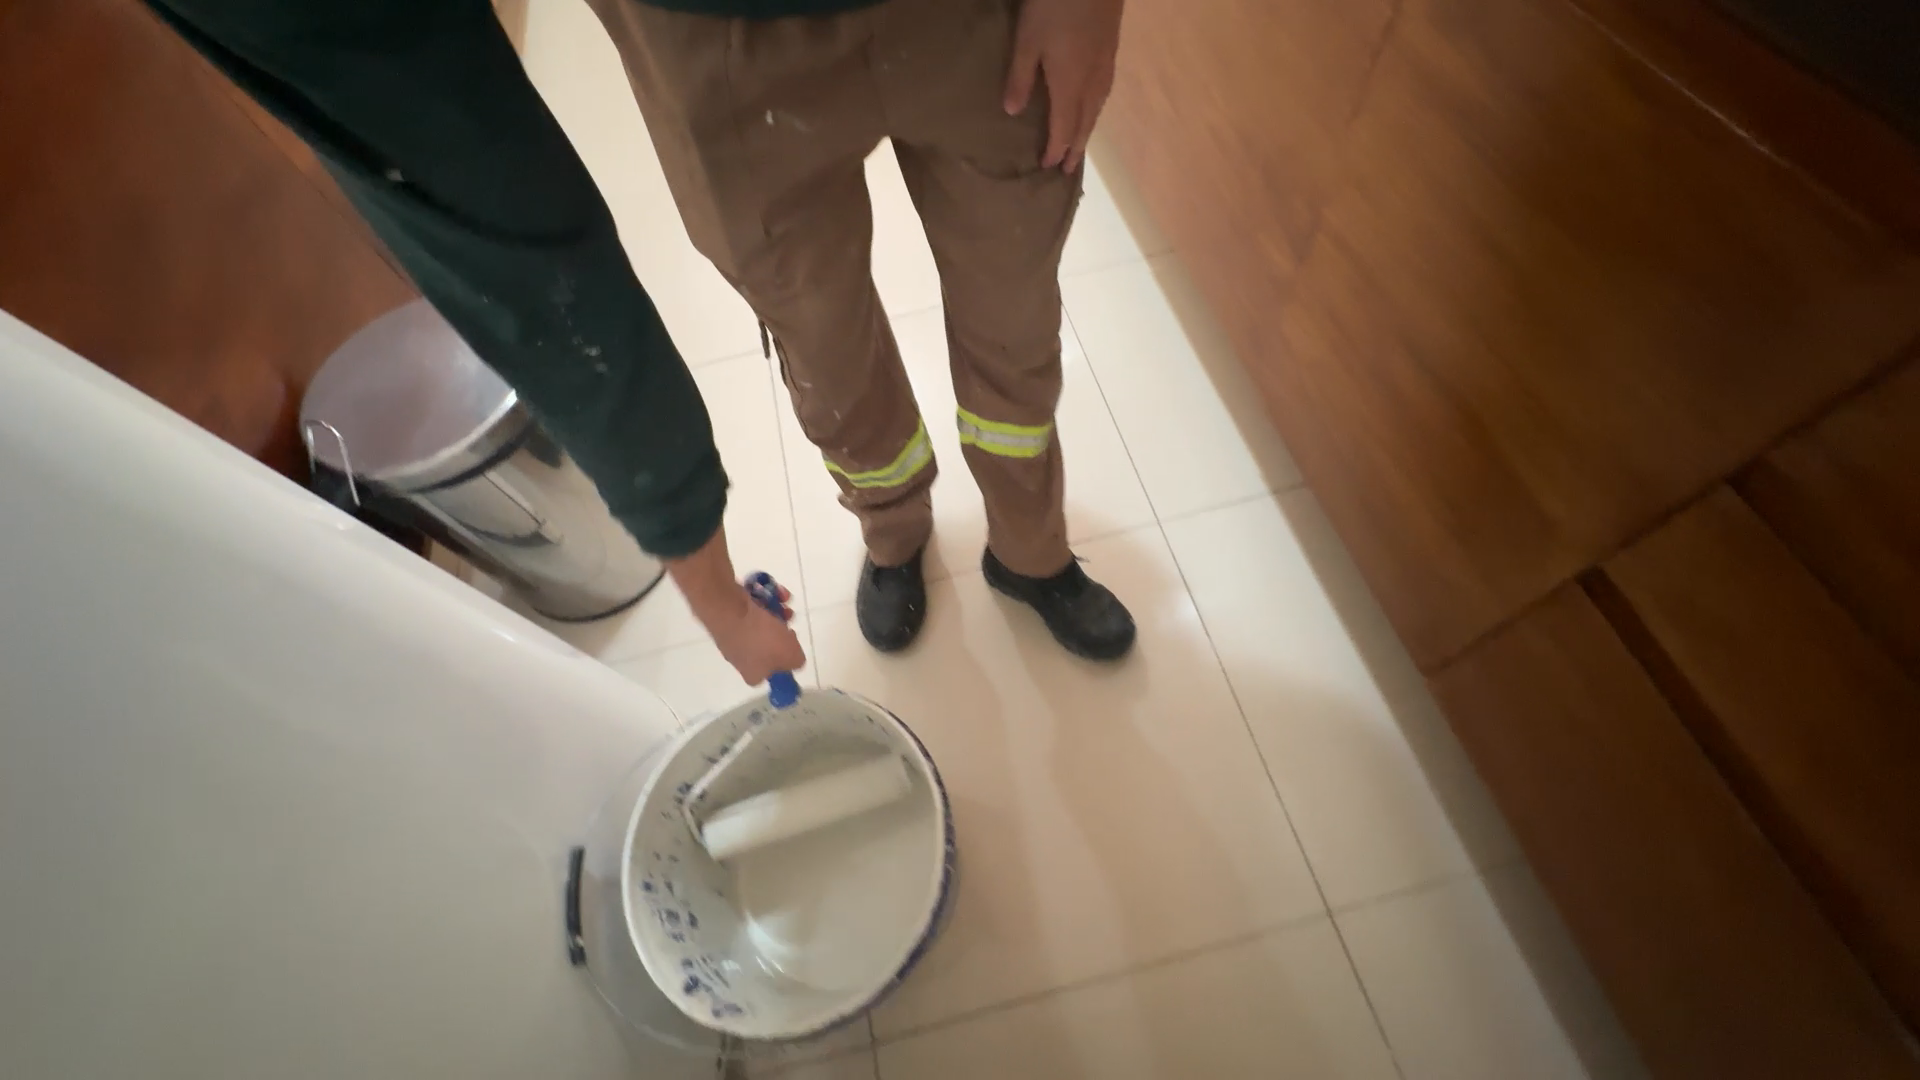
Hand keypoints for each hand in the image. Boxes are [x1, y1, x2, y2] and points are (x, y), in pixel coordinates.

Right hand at [666, 526, 806, 684]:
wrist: (726, 606)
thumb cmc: (760, 636)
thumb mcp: (791, 656)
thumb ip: (797, 661)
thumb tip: (793, 659)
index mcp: (753, 673)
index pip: (772, 671)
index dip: (785, 657)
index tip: (792, 643)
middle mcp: (740, 657)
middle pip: (770, 642)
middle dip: (783, 624)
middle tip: (788, 615)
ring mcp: (733, 634)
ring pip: (763, 621)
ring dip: (776, 607)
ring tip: (780, 598)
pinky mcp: (727, 614)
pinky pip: (751, 607)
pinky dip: (762, 598)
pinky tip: (766, 590)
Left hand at [1003, 0, 1124, 172]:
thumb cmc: (1055, 3)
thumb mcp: (1028, 38)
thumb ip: (1020, 77)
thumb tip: (1013, 113)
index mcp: (1069, 85)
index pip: (1063, 129)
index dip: (1056, 149)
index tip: (1048, 167)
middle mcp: (1091, 82)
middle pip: (1084, 123)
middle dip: (1075, 148)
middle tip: (1068, 169)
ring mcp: (1105, 64)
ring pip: (1098, 107)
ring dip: (1089, 129)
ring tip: (1081, 143)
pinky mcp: (1112, 47)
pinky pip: (1105, 89)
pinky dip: (1097, 107)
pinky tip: (1094, 104)